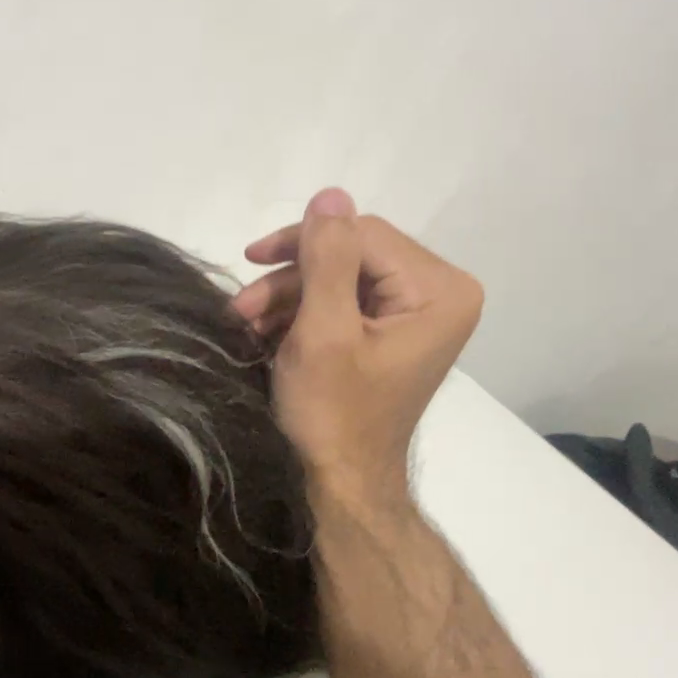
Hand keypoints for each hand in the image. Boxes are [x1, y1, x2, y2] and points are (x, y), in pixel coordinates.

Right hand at [230, 189, 483, 507]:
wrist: (335, 484)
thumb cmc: (330, 414)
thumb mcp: (321, 334)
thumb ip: (325, 261)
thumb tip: (329, 194)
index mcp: (439, 291)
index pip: (364, 236)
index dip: (303, 242)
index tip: (247, 262)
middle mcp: (437, 297)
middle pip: (350, 257)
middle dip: (289, 280)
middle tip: (239, 311)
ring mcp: (413, 320)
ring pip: (337, 282)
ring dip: (285, 301)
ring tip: (244, 329)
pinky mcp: (387, 340)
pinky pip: (339, 308)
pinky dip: (297, 319)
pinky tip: (265, 338)